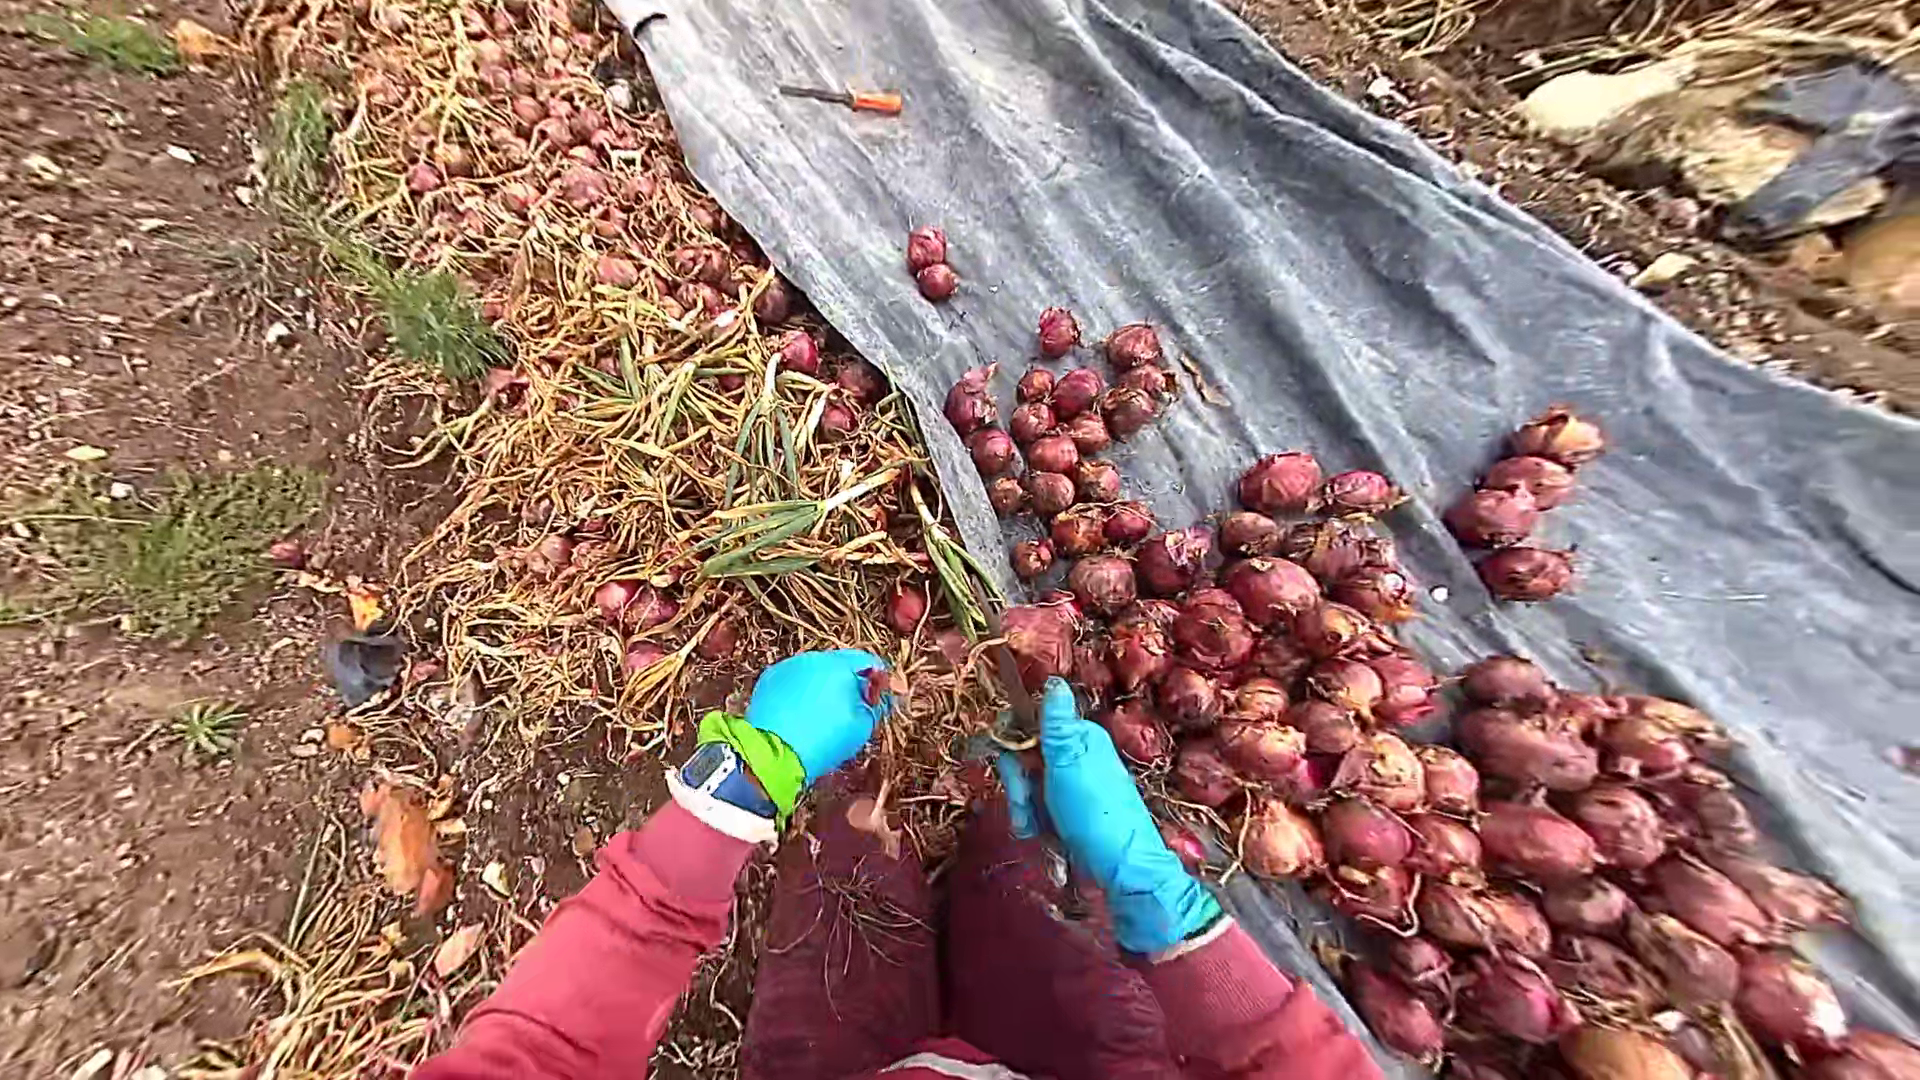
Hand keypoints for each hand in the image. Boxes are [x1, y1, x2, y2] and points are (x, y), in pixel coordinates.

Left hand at [745, 649, 888, 782]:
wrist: (775, 755)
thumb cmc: (823, 740)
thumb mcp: (862, 725)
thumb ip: (875, 703)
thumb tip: (877, 695)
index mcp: (840, 664)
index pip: (868, 661)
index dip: (876, 680)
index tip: (876, 697)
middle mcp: (813, 658)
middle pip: (840, 664)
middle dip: (848, 682)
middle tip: (851, 708)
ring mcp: (789, 666)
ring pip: (816, 670)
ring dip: (823, 685)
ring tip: (821, 714)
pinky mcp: (770, 678)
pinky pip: (794, 679)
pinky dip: (800, 691)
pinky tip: (801, 713)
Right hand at [997, 678, 1221, 953]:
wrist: (1122, 870)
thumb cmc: (1095, 811)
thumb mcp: (1069, 762)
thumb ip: (1056, 723)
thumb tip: (1053, 680)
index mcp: (1078, 736)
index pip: (1029, 723)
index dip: (1013, 743)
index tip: (1013, 764)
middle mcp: (1072, 755)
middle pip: (1023, 755)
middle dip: (1017, 782)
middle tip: (1025, 803)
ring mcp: (1068, 784)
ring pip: (1025, 784)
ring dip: (1022, 806)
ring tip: (1033, 826)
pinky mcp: (1065, 810)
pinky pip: (1034, 806)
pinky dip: (1032, 820)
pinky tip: (1039, 834)